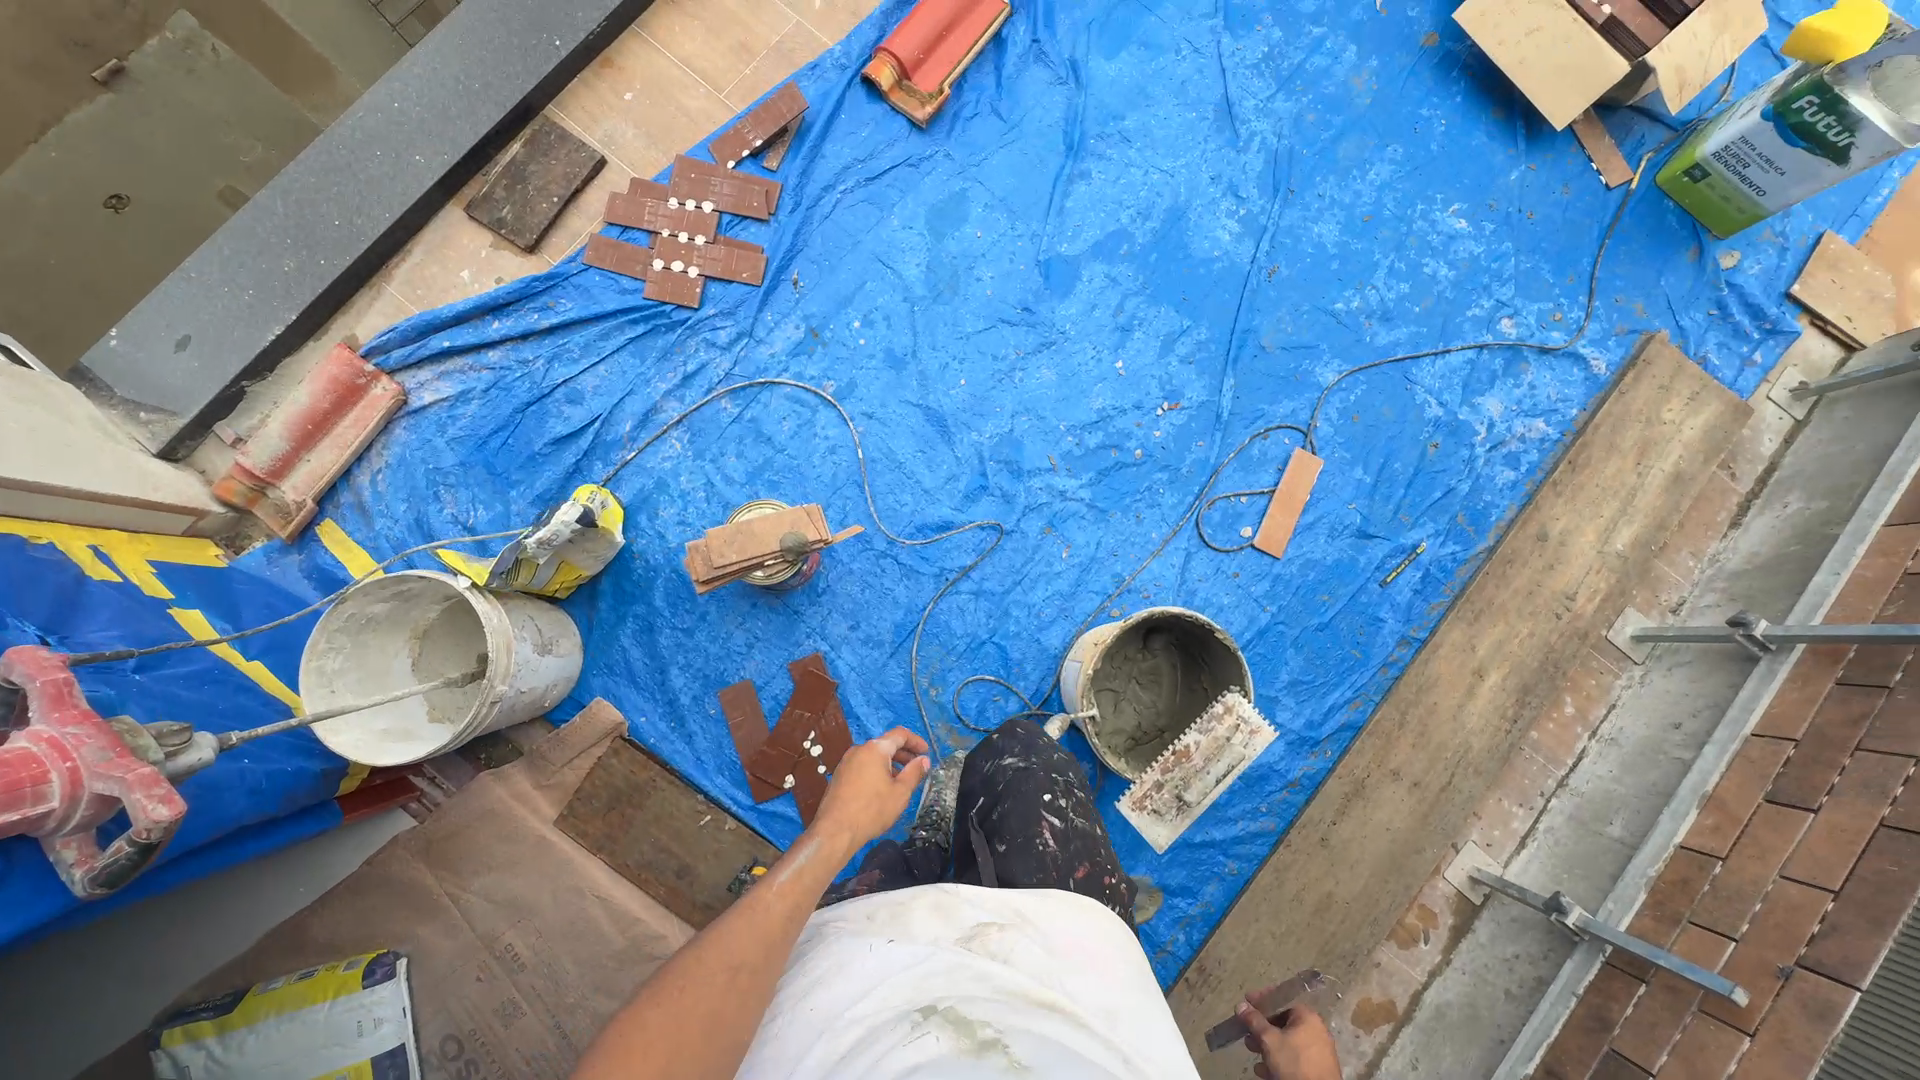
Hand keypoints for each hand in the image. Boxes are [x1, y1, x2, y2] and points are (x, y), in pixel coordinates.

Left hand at [808, 727, 931, 857]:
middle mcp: (859, 750)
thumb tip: (923, 760)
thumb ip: (914, 772)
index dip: (916, 741)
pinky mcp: (839, 775)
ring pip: (873, 756)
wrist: (835, 831)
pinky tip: (881, 789)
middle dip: (904, 754)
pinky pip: (863, 766)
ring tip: (901, 781)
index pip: (900, 734)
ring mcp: (846, 762)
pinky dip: (876, 771)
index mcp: (875, 749)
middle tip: (917, 767)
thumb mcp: (900, 792)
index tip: (926, 752)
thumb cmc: (872, 810)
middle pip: (885, 744)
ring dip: (890, 764)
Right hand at [1239, 1002, 1340, 1079]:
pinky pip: (1293, 1058)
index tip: (1246, 1001)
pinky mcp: (1315, 1069)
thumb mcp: (1269, 1040)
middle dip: (1261, 1028)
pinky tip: (1264, 1070)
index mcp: (1307, 1017)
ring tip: (1252, 1052)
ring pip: (1286, 1042)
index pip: (1282, 1000)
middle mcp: (1315, 1031)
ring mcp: (1317, 1051)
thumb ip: (1254, 1020)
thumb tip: (1241, 1005)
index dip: (1261, 999)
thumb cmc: (1294, 1062)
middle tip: (1246, 1032)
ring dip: (1266, 1046)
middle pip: (1282, 1022)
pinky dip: (1278, 1060)